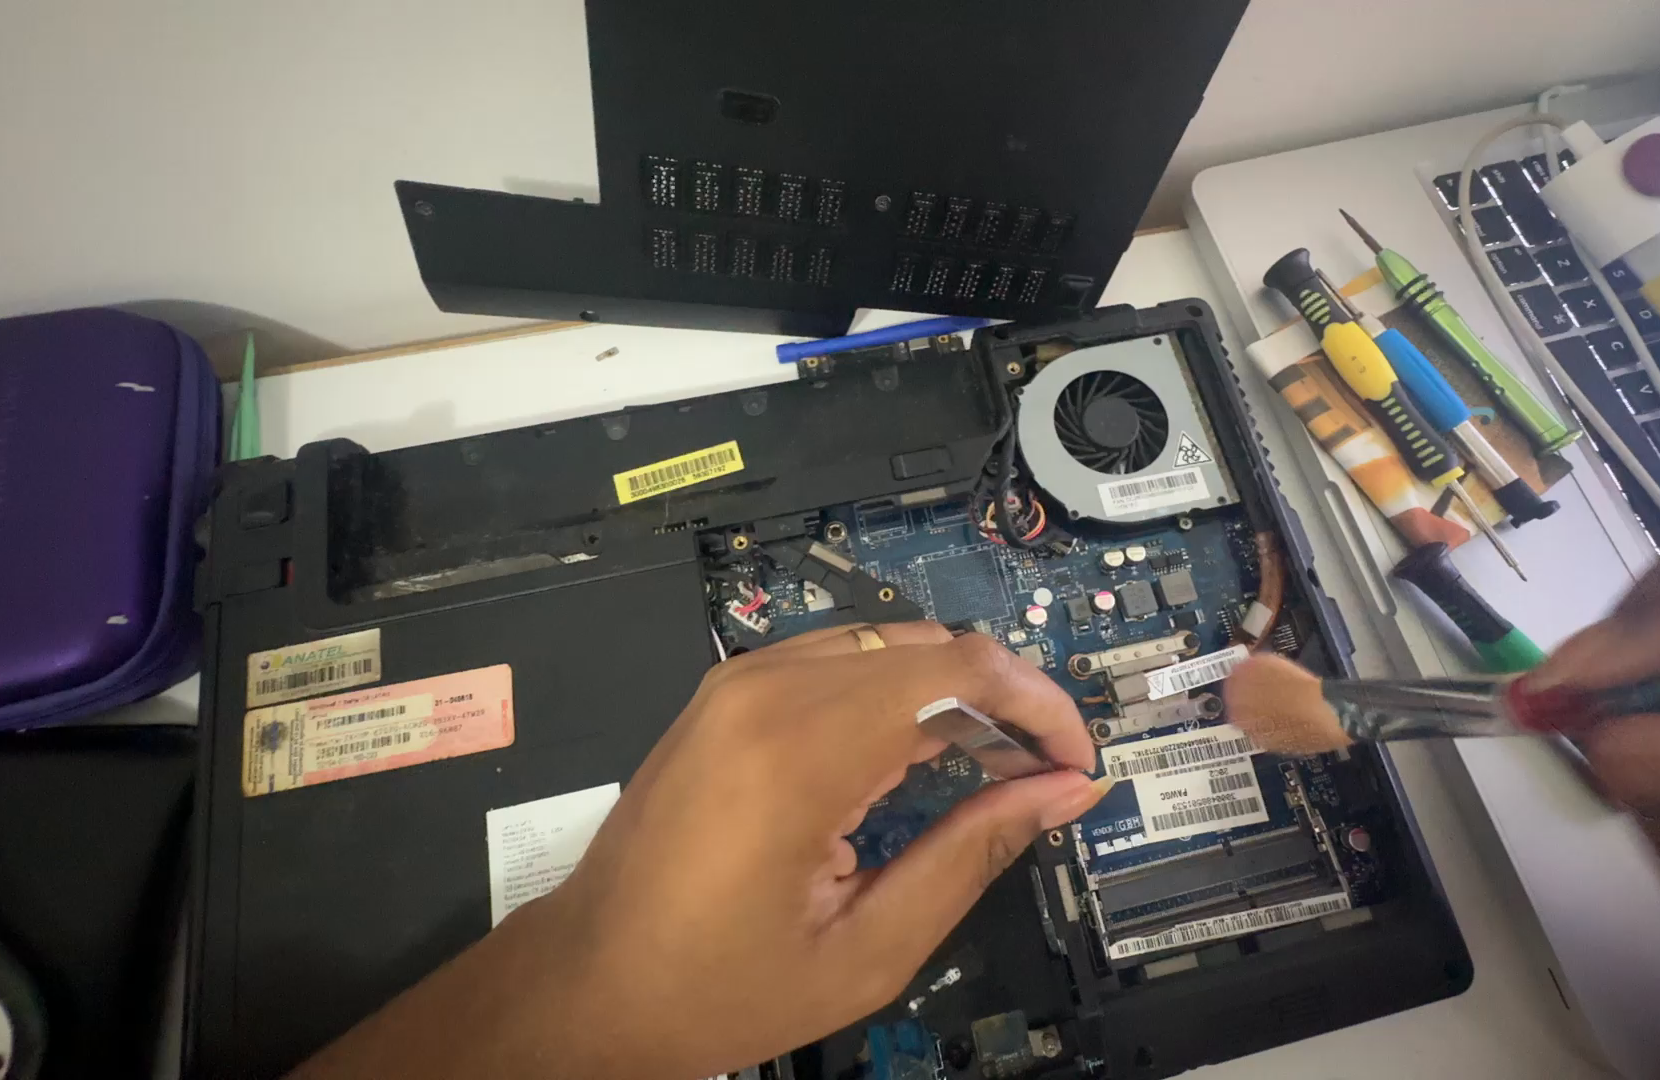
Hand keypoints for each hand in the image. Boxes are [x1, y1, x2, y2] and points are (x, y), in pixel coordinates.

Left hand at [289, 622, 1107, 1079]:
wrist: (587, 975)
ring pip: (893, 644)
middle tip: (1040, 771)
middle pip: (932, 646)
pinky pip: (845, 657)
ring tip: (988, 765)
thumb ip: (974, 853)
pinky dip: (902, 689)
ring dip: (956, 691)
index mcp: (802, 750)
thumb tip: (1064, 792)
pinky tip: (916, 748)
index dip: (1037, 702)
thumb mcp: (867, 949)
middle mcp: (772, 686)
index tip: (1072, 759)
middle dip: (1006, 697)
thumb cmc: (718, 984)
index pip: (957, 670)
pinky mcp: (735, 683)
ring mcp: (747, 676)